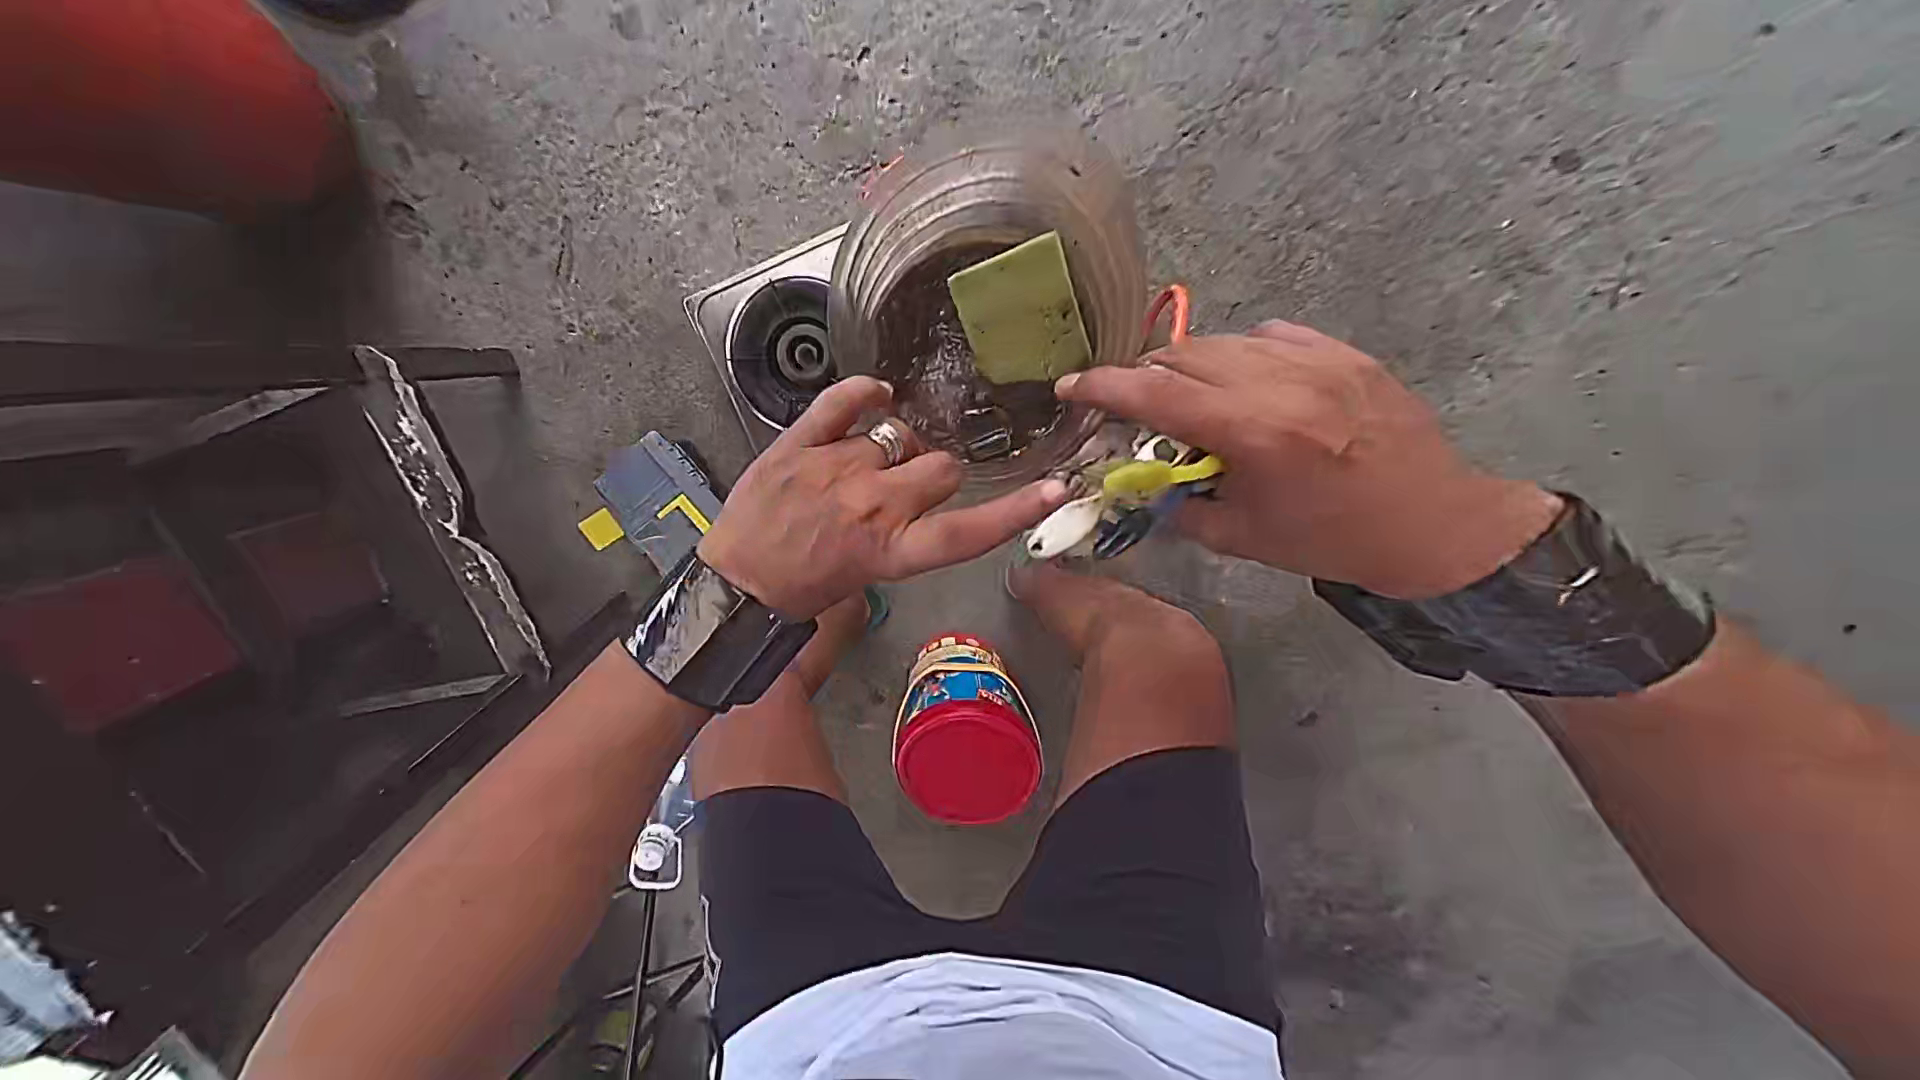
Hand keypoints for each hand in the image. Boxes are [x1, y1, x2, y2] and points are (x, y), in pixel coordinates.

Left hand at [698, 376, 1069, 618]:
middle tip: (909, 487)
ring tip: (871, 462)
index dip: (1017, 511)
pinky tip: (874, 394)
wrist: (737, 585)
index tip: (1055, 490)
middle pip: (941, 466)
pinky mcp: (798, 444)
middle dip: (935, 475)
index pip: (968, 532)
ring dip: (898, 446)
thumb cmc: (806, 586)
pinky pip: (843, 401)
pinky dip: (864, 392)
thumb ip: (906, 532)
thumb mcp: (870, 574)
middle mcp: (871, 505)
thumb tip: (922, 487)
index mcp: (891, 550)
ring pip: (898, 434)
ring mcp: (833, 469)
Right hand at [1055, 320, 1560, 598]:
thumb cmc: (1333, 540)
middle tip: (1133, 407)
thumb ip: (1180, 506)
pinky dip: (1238, 357)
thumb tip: (1141, 483)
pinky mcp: (1343, 353)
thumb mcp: (1243, 538)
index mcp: (1256, 432)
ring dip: (1189, 367)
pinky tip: (1243, 385)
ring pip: (1223, 341)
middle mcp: (1283, 382)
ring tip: (1187, 399)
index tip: (1071, 387)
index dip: (1104, 385)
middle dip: (1144, 376)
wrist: (1436, 524)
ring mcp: (1318, 359)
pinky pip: (1268, 336)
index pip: (1157, 391)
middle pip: (1183, 355)